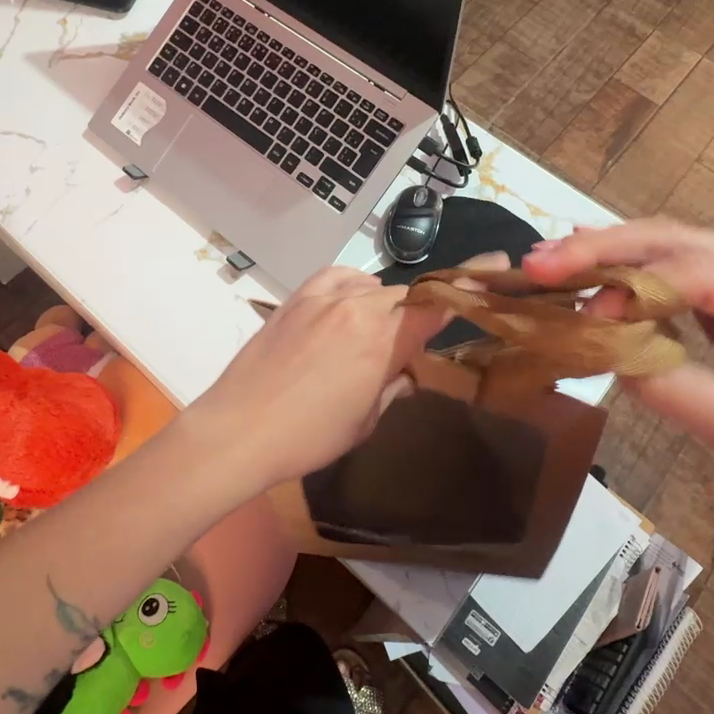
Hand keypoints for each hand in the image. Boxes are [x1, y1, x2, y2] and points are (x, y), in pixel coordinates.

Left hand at [186, 267, 450, 488]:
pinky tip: (352, 299)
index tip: (472, 297)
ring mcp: (323, 298)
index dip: (456, 302)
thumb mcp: (365, 421)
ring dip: (384, 303)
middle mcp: (357, 308)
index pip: (432, 309)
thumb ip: (392, 388)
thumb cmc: (309, 436)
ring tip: (378, 328)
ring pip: (371, 286)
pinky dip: (351, 284)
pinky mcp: (296, 299)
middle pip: (403, 296)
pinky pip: (335, 276)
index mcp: (382, 340)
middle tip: (411, 344)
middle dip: (415, 315)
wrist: (240, 428)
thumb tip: (407, 372)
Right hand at [523, 221, 713, 523]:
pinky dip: (629, 266)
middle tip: (538, 262)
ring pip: (673, 244)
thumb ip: (671, 387)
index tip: (579, 314)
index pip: (702, 273)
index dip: (633, 286)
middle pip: (681, 241)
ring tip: (549, 260)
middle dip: (605, 248)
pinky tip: (587, 259)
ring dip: (609, 251)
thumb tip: (602, 345)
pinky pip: (678, 266)